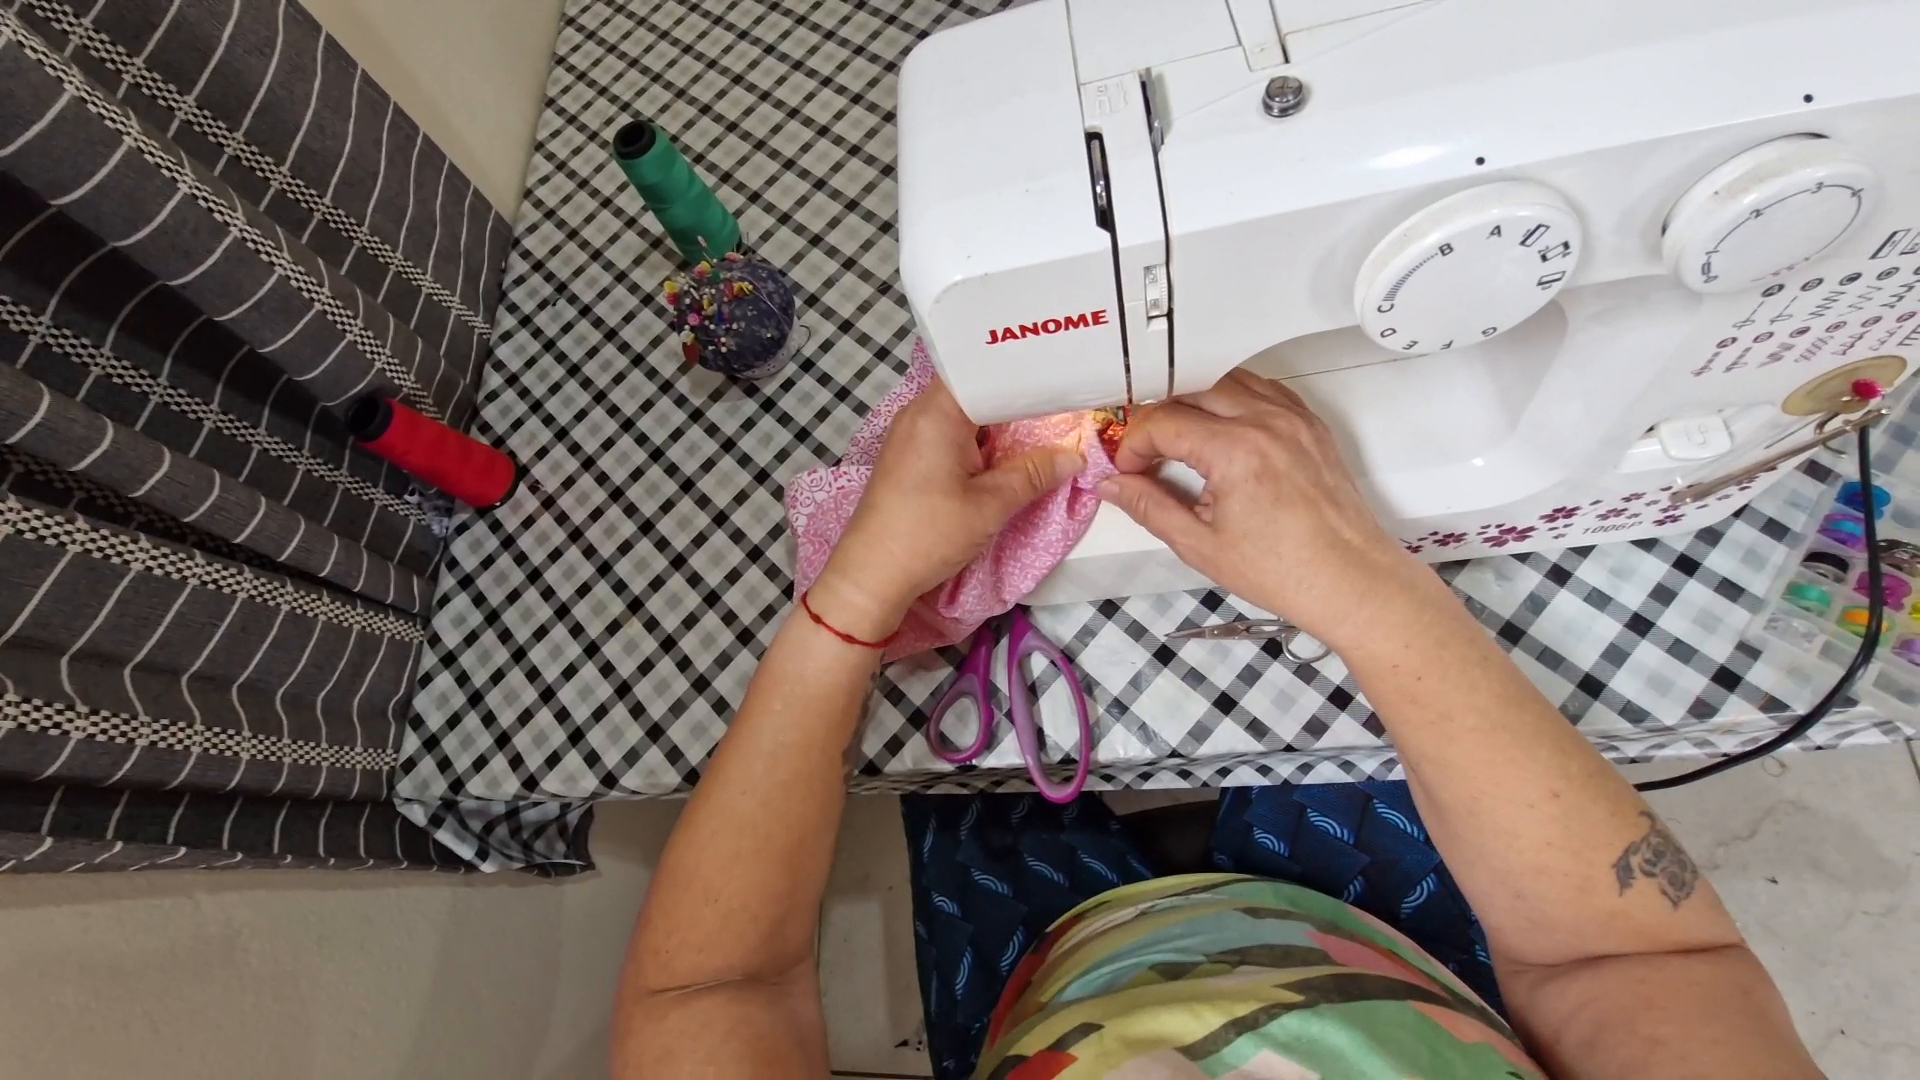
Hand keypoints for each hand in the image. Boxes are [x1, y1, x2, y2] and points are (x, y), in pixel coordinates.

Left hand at [810, 377, 1083, 639]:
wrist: (871, 576)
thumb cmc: (928, 534)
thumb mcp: (990, 505)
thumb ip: (1033, 474)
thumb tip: (1074, 456)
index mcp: (937, 411)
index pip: (985, 372)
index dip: (1024, 374)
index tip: (1061, 379)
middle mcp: (918, 414)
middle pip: (976, 393)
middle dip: (1017, 403)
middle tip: (1063, 404)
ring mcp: (910, 437)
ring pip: (965, 419)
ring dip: (999, 429)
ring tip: (1042, 431)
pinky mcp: (908, 460)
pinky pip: (950, 438)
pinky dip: (979, 446)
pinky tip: (1004, 460)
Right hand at [1099, 369, 1435, 647]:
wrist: (1352, 582)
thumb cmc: (1281, 571)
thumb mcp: (1200, 545)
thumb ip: (1150, 507)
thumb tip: (1112, 485)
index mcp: (1236, 451)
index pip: (1163, 422)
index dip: (1134, 445)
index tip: (1128, 472)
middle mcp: (1266, 421)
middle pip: (1190, 389)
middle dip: (1157, 418)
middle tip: (1145, 454)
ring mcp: (1293, 418)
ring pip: (1227, 380)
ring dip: (1194, 401)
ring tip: (1179, 439)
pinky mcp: (1310, 425)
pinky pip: (1263, 389)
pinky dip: (1232, 399)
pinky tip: (1220, 429)